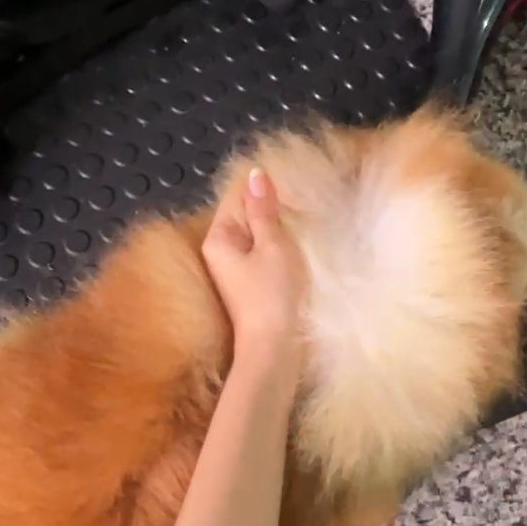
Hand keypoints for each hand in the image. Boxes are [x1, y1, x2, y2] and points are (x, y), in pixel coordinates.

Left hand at [202, 167, 308, 367]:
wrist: (275, 349)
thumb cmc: (274, 294)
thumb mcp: (273, 245)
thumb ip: (264, 210)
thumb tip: (255, 175)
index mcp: (219, 236)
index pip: (239, 194)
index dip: (267, 187)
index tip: (296, 191)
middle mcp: (220, 250)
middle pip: (246, 213)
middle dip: (274, 207)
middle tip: (306, 207)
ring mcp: (234, 269)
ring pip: (257, 233)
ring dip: (280, 227)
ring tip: (306, 225)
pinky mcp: (249, 283)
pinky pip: (263, 253)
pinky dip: (280, 247)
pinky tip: (298, 249)